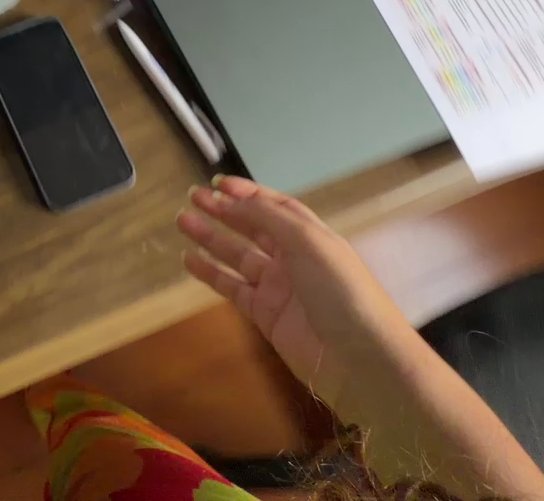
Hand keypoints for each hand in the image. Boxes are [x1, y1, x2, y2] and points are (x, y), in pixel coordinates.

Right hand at [176, 175, 414, 403]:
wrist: (362, 361)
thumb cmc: (341, 291)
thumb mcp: (309, 242)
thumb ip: (268, 217)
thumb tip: (232, 198)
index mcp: (311, 236)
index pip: (276, 206)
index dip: (247, 192)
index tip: (217, 183)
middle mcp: (294, 258)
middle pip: (252, 227)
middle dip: (223, 210)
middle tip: (192, 196)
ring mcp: (278, 287)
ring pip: (236, 255)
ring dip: (210, 237)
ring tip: (182, 221)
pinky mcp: (265, 314)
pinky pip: (231, 287)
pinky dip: (209, 273)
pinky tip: (188, 259)